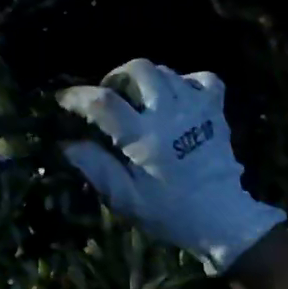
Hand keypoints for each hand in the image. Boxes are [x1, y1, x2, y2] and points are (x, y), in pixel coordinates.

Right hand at [58, 60, 284, 274]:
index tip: (63, 100)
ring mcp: (196, 107)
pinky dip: (183, 83)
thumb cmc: (169, 212)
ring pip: (165, 71)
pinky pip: (200, 79)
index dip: (77, 96)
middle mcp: (170, 113)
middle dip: (116, 77)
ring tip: (138, 101)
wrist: (223, 219)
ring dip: (145, 80)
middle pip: (138, 69)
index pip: (103, 102)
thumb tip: (67, 144)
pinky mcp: (216, 109)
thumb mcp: (125, 198)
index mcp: (144, 137)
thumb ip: (96, 167)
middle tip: (109, 97)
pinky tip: (175, 99)